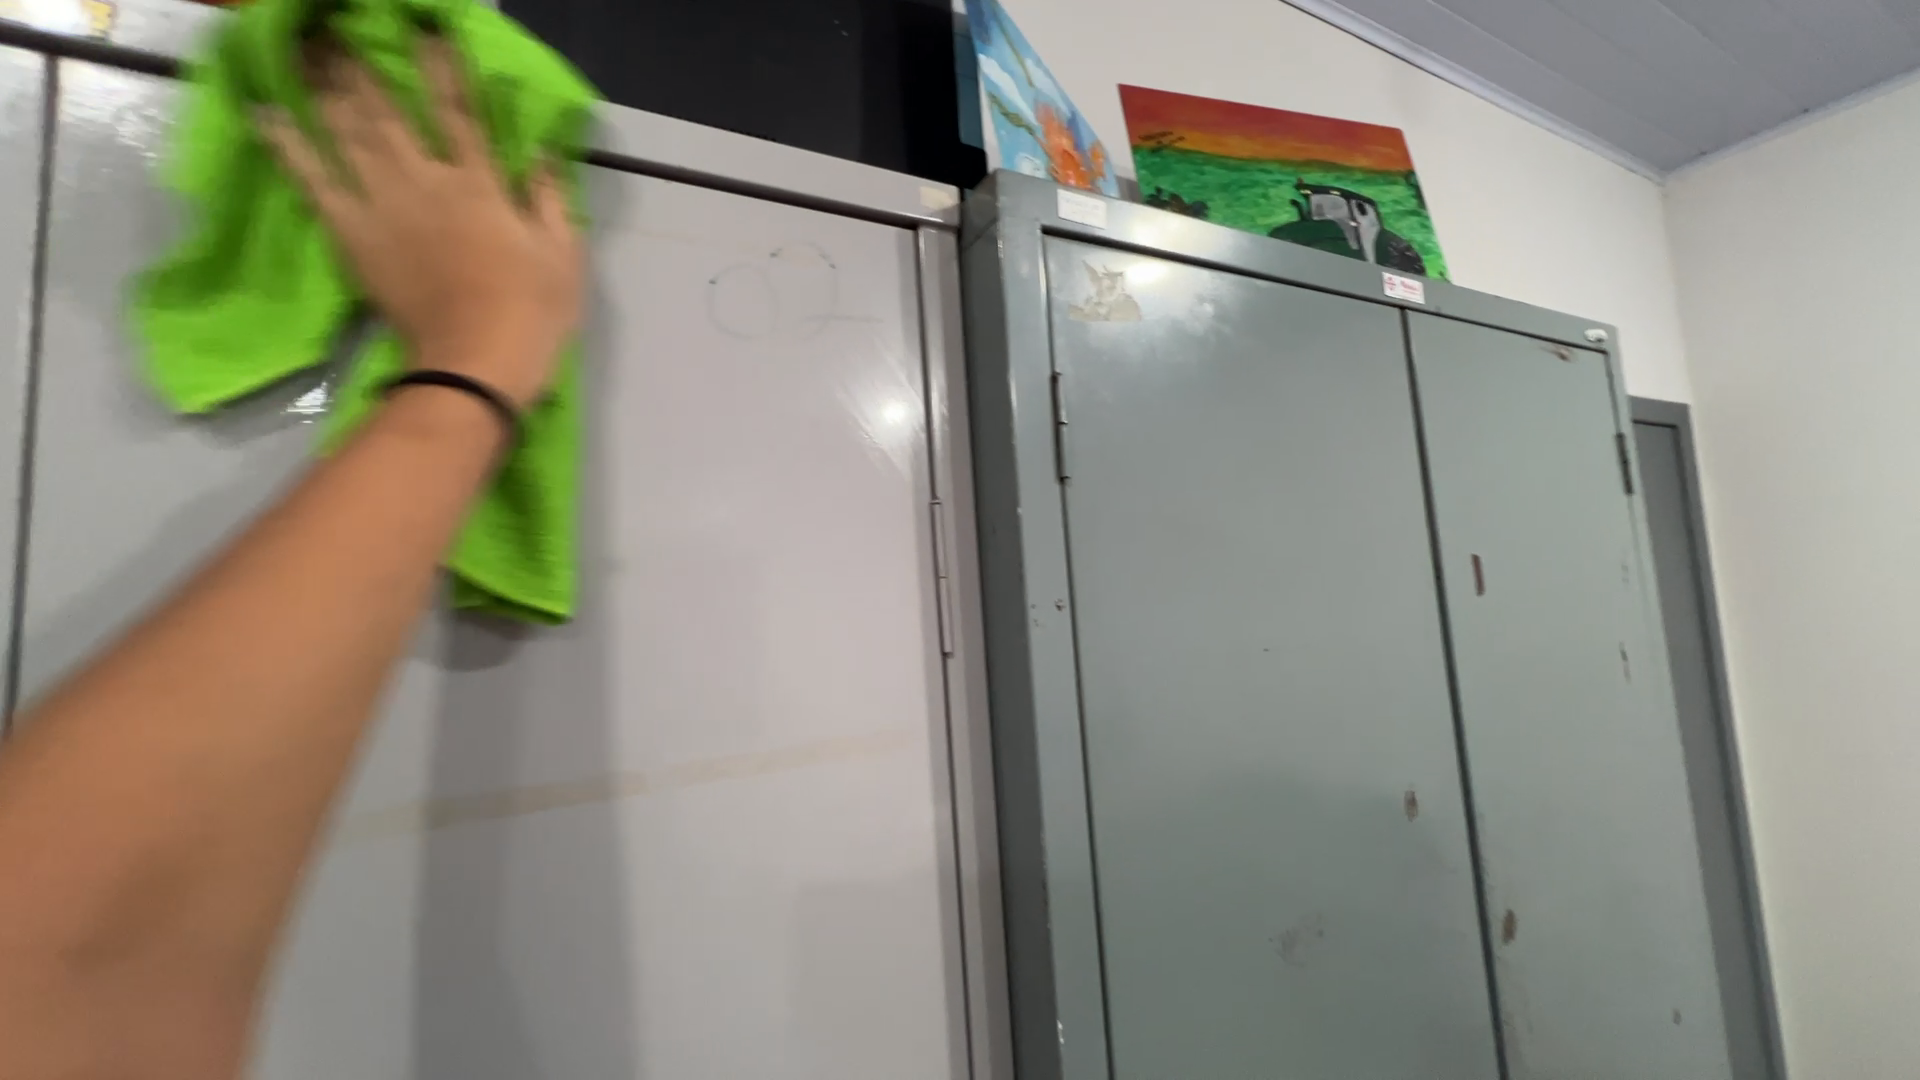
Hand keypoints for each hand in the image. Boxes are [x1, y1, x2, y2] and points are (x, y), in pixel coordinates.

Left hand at [256, 39, 582, 409]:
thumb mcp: (565, 256)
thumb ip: (550, 200)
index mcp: (481, 185)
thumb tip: (541, 153)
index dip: (439, 65)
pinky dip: (287, 142)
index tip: (423, 27)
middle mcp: (426, 181)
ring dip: (320, 82)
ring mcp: (383, 205)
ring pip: (343, 129)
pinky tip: (268, 110)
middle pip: (384, 109)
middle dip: (359, 62)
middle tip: (333, 25)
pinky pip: (312, 178)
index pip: (458, 111)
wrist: (478, 362)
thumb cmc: (534, 311)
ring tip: (301, 47)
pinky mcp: (353, 234)